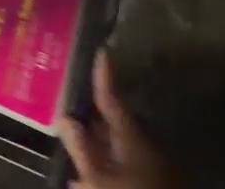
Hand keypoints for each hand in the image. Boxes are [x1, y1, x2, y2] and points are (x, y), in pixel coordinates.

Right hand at [59, 52, 170, 188]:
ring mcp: (156, 158)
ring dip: (102, 139)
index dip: (103, 73)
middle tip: (70, 107)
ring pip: (122, 140)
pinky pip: (131, 158)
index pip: (111, 96)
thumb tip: (64, 118)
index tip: (101, 49)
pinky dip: (113, 157)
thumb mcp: (98, 177)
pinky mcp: (160, 174)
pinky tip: (98, 166)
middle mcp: (146, 140)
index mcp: (130, 134)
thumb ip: (80, 147)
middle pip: (115, 120)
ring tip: (78, 141)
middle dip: (93, 115)